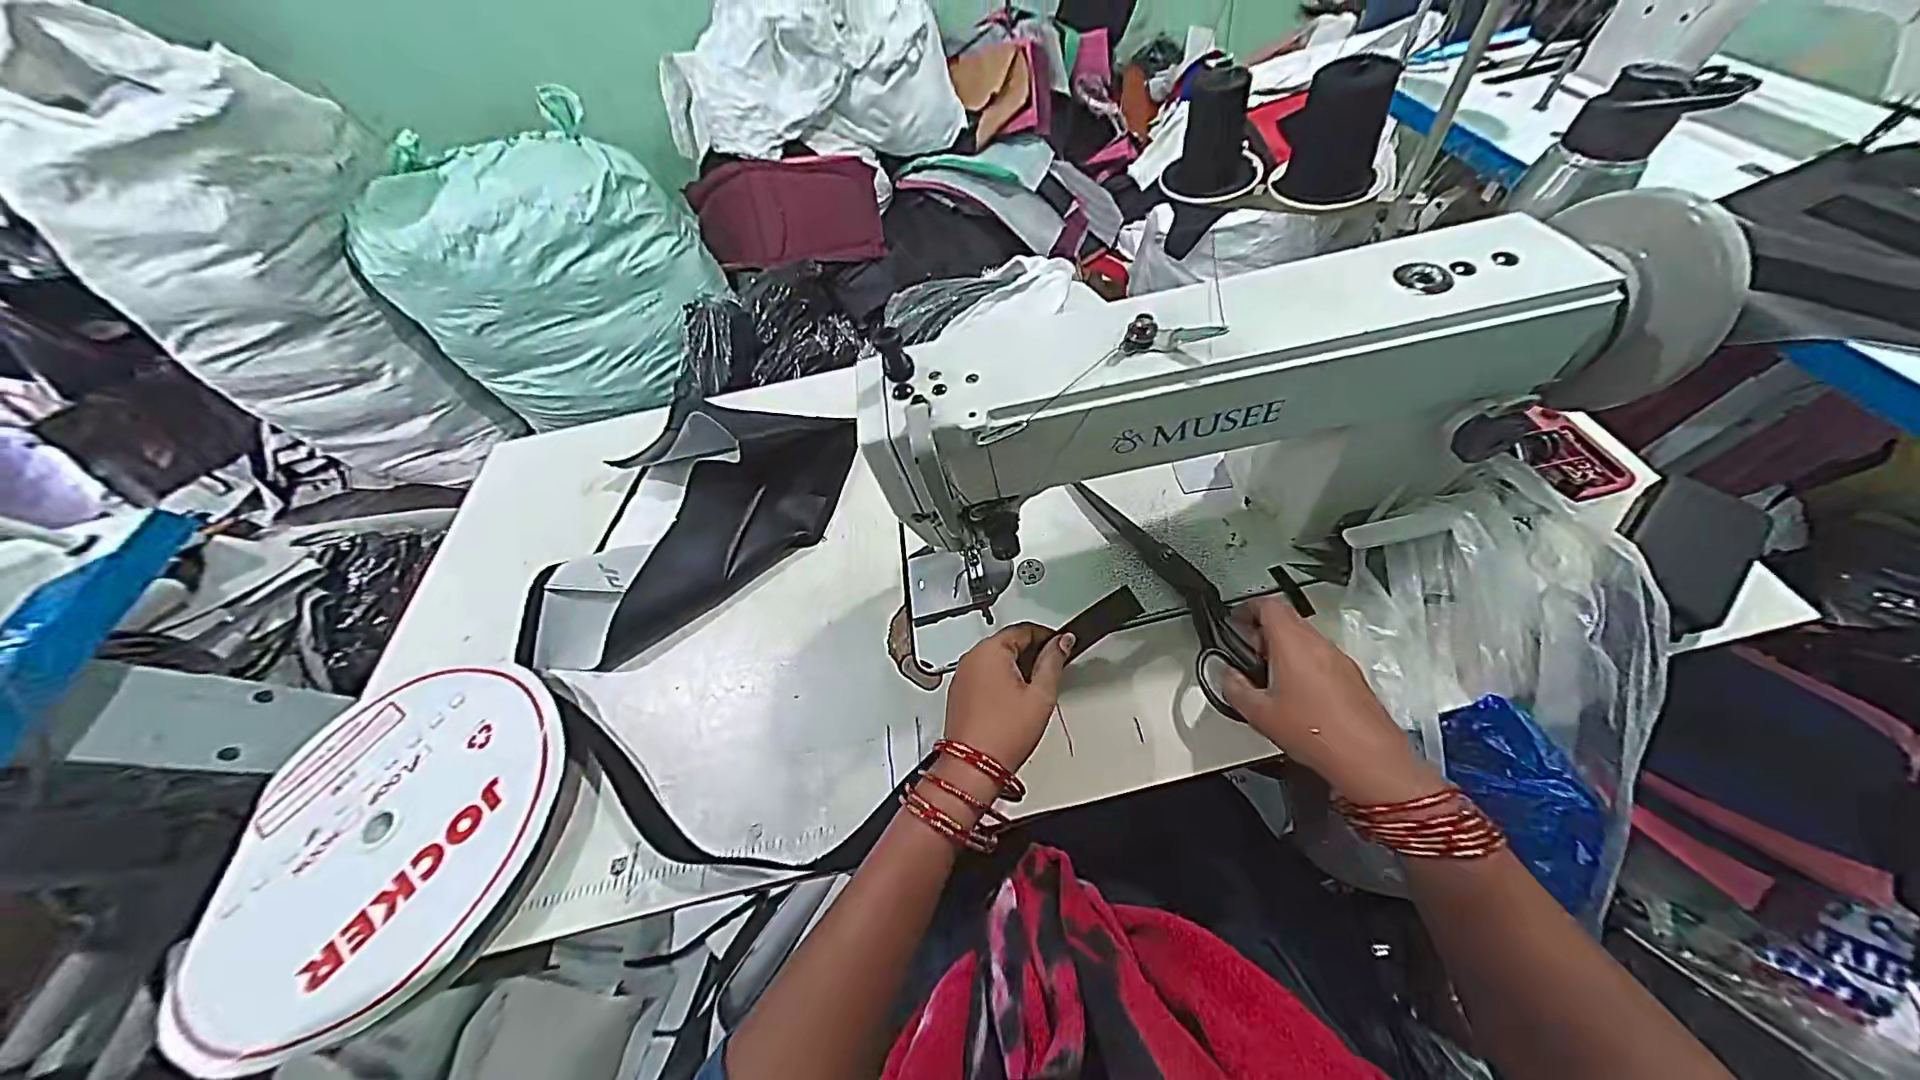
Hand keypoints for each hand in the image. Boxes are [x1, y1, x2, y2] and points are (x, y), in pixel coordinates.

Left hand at [941, 624, 1072, 784]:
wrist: (974, 766)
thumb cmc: (1002, 735)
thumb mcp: (1041, 694)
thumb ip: (1053, 662)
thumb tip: (1061, 642)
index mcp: (990, 651)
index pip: (1024, 629)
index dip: (1047, 637)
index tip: (1061, 646)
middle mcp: (971, 658)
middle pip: (1008, 643)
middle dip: (1031, 654)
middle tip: (1050, 674)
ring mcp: (962, 675)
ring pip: (995, 660)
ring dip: (1015, 669)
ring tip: (1032, 694)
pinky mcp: (959, 692)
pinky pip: (983, 676)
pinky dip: (1000, 682)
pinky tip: (1013, 703)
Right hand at [1220, 596, 1445, 804]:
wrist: (1368, 758)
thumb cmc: (1318, 733)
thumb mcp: (1258, 713)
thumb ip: (1234, 687)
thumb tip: (1229, 677)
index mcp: (1292, 643)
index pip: (1267, 605)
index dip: (1246, 609)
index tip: (1236, 621)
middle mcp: (1319, 644)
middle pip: (1287, 618)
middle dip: (1262, 630)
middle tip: (1248, 651)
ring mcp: (1339, 659)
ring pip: (1305, 638)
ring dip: (1283, 647)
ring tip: (1269, 675)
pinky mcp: (1351, 676)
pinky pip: (1321, 657)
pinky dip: (1303, 663)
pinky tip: (1295, 693)